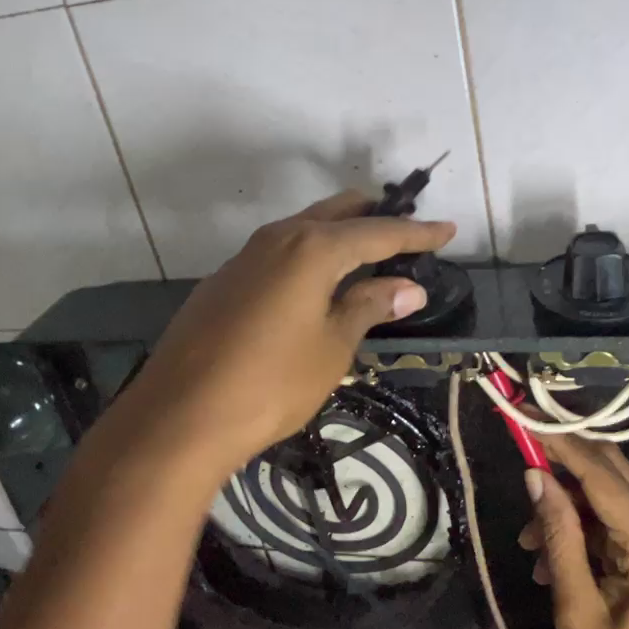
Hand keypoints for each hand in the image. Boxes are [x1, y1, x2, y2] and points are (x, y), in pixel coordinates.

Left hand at [116, 190, 456, 471]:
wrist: (181, 415)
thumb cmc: (271, 383)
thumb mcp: (332, 347)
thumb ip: (369, 307)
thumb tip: (408, 287)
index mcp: (312, 248)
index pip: (377, 232)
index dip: (416, 234)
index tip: (448, 231)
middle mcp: (278, 238)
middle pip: (336, 213)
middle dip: (373, 218)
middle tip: (405, 233)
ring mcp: (244, 257)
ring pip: (302, 229)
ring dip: (337, 236)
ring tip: (366, 256)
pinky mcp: (223, 282)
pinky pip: (278, 254)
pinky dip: (307, 257)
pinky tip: (314, 285)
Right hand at [520, 436, 628, 628]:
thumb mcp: (577, 611)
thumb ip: (559, 538)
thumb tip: (536, 478)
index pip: (601, 473)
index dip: (560, 442)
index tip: (523, 418)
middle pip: (614, 475)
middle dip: (564, 465)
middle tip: (520, 464)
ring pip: (614, 501)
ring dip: (570, 507)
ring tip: (529, 545)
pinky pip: (622, 530)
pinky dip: (586, 534)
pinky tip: (552, 564)